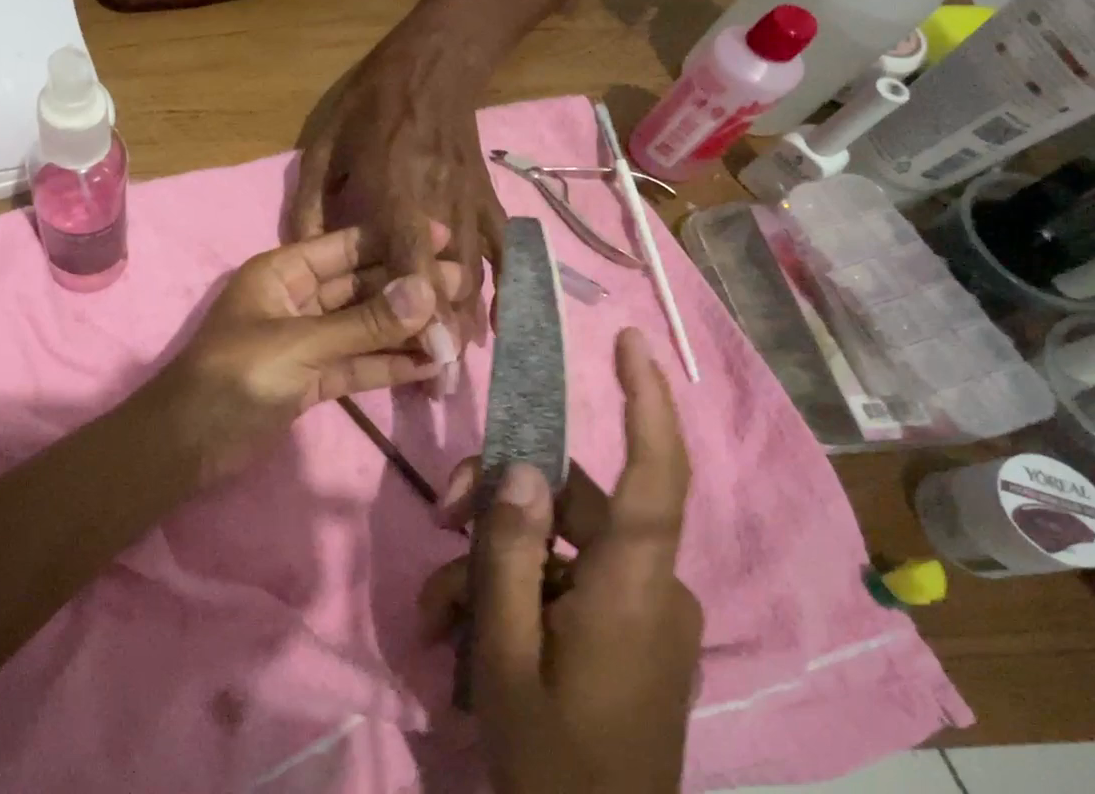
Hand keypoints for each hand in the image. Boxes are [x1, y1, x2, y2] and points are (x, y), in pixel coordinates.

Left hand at [148, 225, 464, 484]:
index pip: (347, 246)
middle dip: (410, 288)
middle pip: (362, 286)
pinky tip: (431, 364)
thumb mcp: (301, 343)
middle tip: (467, 286)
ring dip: (407, 329)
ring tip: (460, 328)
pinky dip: (390, 364)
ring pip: (365, 327)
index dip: (394, 240)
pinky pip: (359, 363)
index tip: (444, 237)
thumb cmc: (236, 376)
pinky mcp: (313, 379)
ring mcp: (306, 341)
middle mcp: (297, 299)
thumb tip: (428, 291)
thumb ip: (365, 322)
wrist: (190, 442)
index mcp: (282, 272)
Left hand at [289, 9, 507, 387]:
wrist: (436, 57)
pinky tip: (502, 324)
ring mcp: (465, 205)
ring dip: (470, 318)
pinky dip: (502, 287)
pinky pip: (498, 252)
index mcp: (388, 191)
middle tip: (447, 381)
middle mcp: (433, 206)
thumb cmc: (368, 100)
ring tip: (465, 365)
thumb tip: (304, 250)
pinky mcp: (484, 202)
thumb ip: (313, 203)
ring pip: (470, 271)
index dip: (420, 305)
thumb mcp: (321, 148)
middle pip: (442, 276)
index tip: (434, 349)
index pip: (405, 258)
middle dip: (445, 329)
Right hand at [419, 329, 702, 793]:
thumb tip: (520, 468)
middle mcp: (651, 586)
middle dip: (499, 504)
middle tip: (437, 521)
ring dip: (494, 565)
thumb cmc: (549, 754)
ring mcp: (644, 611)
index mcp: (631, 589)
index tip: (629, 342)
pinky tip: (468, 629)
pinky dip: (519, 591)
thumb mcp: (506, 652)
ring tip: (438, 617)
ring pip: (560, 547)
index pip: (657, 478)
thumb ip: (510, 556)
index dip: (648, 403)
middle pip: (574, 504)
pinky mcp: (631, 631)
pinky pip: (571, 583)